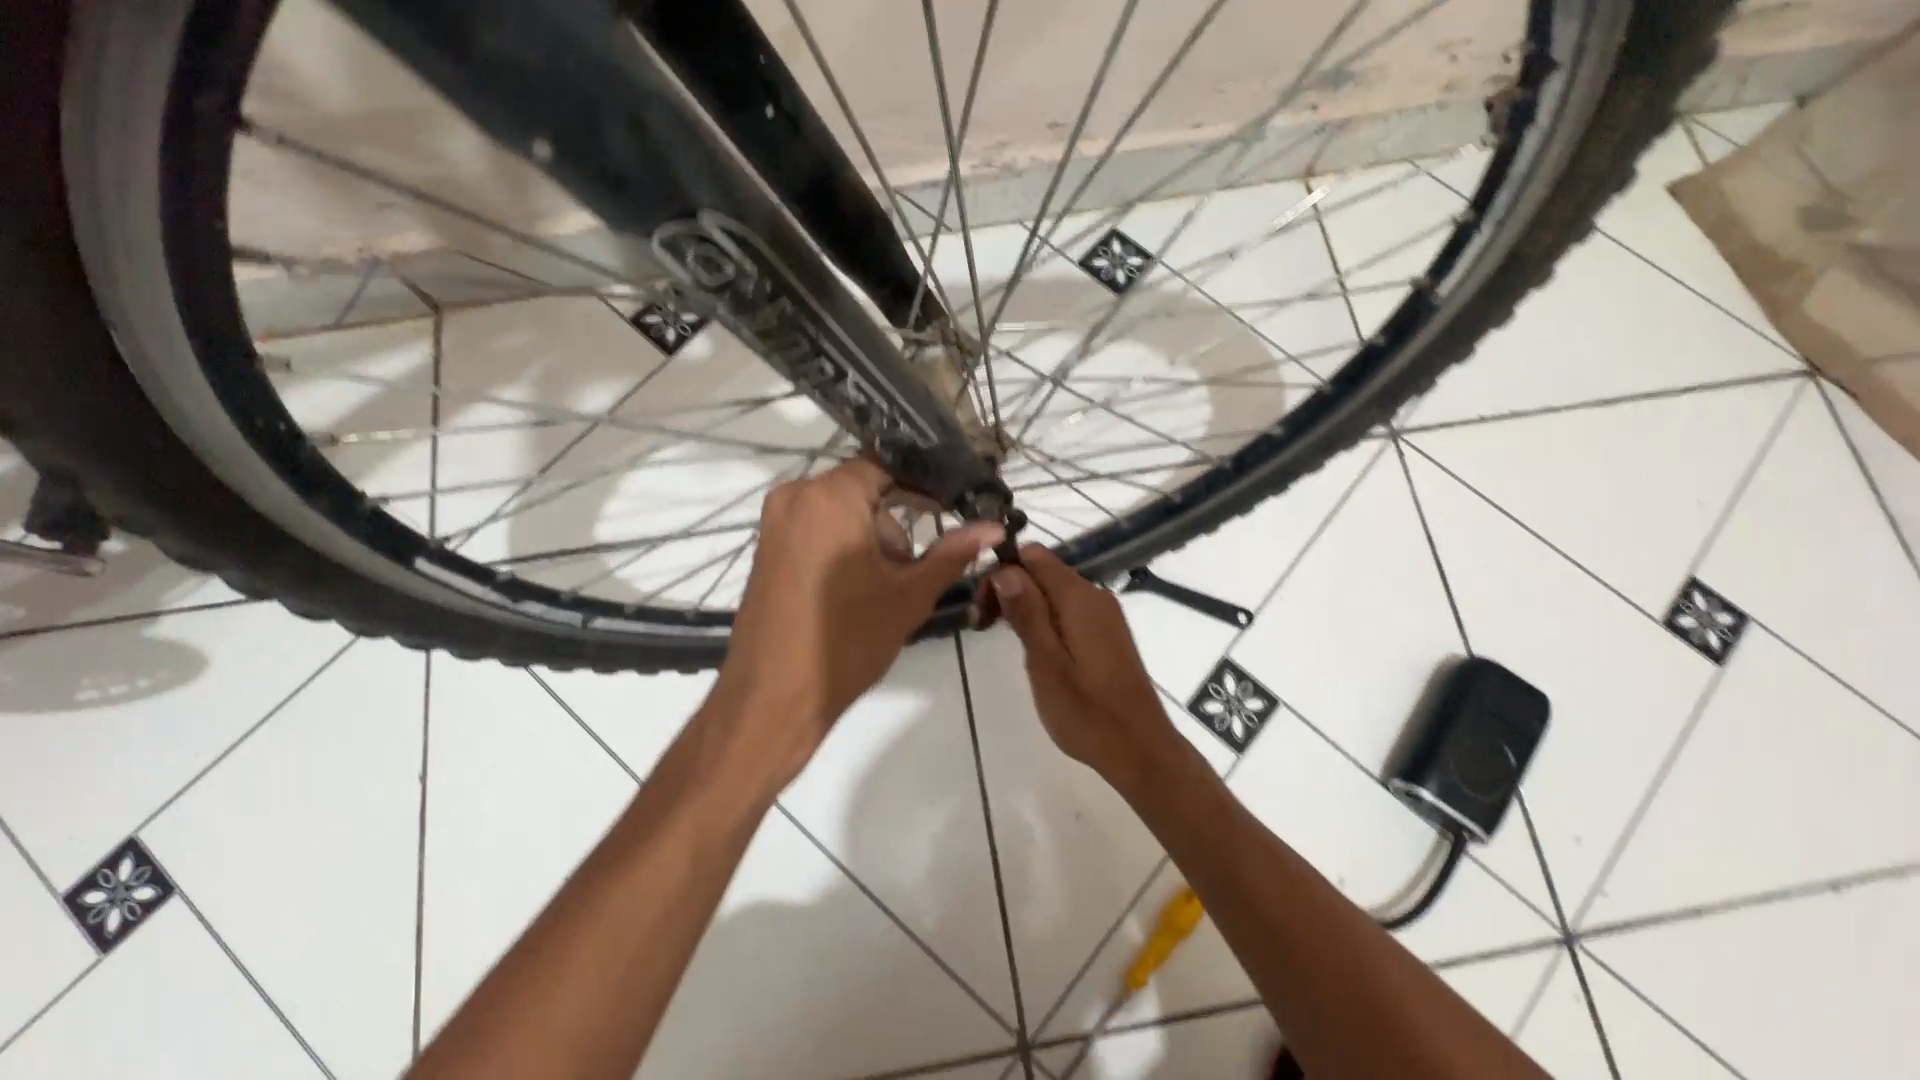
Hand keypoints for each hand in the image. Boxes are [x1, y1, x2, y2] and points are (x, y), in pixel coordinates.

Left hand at [707, 460, 1002, 783]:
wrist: (774, 697)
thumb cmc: (847, 640)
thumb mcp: (909, 595)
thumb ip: (953, 552)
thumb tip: (995, 526)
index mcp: (829, 496)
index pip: (888, 465)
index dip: (926, 484)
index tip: (956, 508)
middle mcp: (796, 496)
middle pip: (865, 489)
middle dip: (899, 520)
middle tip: (921, 564)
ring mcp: (776, 523)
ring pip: (842, 512)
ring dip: (874, 538)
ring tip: (891, 587)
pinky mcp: (769, 549)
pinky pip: (818, 530)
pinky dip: (846, 548)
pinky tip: (862, 589)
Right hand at [986, 545, 1170, 773]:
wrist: (1139, 750)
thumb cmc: (1087, 712)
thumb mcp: (1046, 664)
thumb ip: (1027, 613)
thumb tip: (1004, 569)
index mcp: (1079, 598)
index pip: (1032, 556)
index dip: (1000, 573)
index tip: (980, 609)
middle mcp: (1095, 596)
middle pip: (1042, 571)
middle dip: (1008, 589)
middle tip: (982, 627)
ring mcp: (1104, 616)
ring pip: (1054, 591)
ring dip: (1024, 606)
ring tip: (1003, 640)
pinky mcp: (1106, 635)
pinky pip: (1068, 610)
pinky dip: (1044, 620)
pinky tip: (1033, 649)